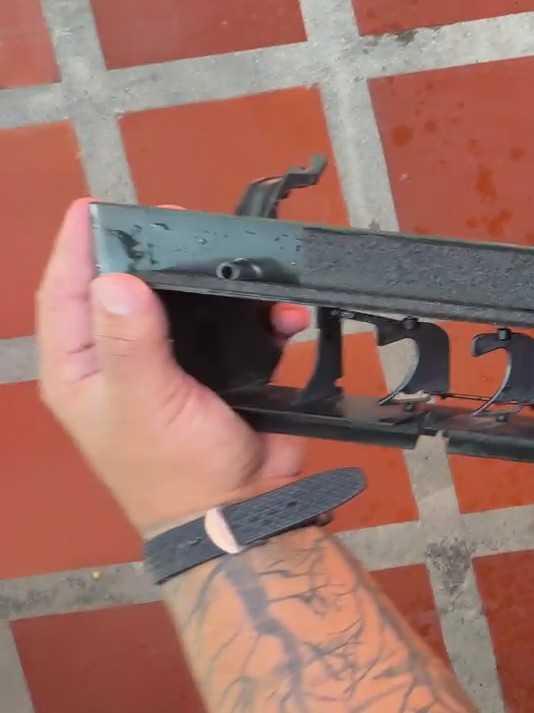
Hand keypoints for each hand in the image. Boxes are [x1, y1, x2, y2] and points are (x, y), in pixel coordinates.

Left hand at [36, 200, 311, 537]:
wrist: (240, 502)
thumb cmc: (172, 466)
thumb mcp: (144, 402)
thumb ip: (132, 343)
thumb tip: (116, 281)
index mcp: (84, 368)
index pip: (71, 296)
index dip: (78, 250)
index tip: (95, 210)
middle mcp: (127, 362)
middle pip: (132, 295)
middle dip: (153, 258)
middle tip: (177, 225)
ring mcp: (180, 369)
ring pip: (194, 312)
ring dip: (223, 291)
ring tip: (242, 265)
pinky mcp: (230, 376)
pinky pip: (245, 337)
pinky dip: (267, 324)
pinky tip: (283, 317)